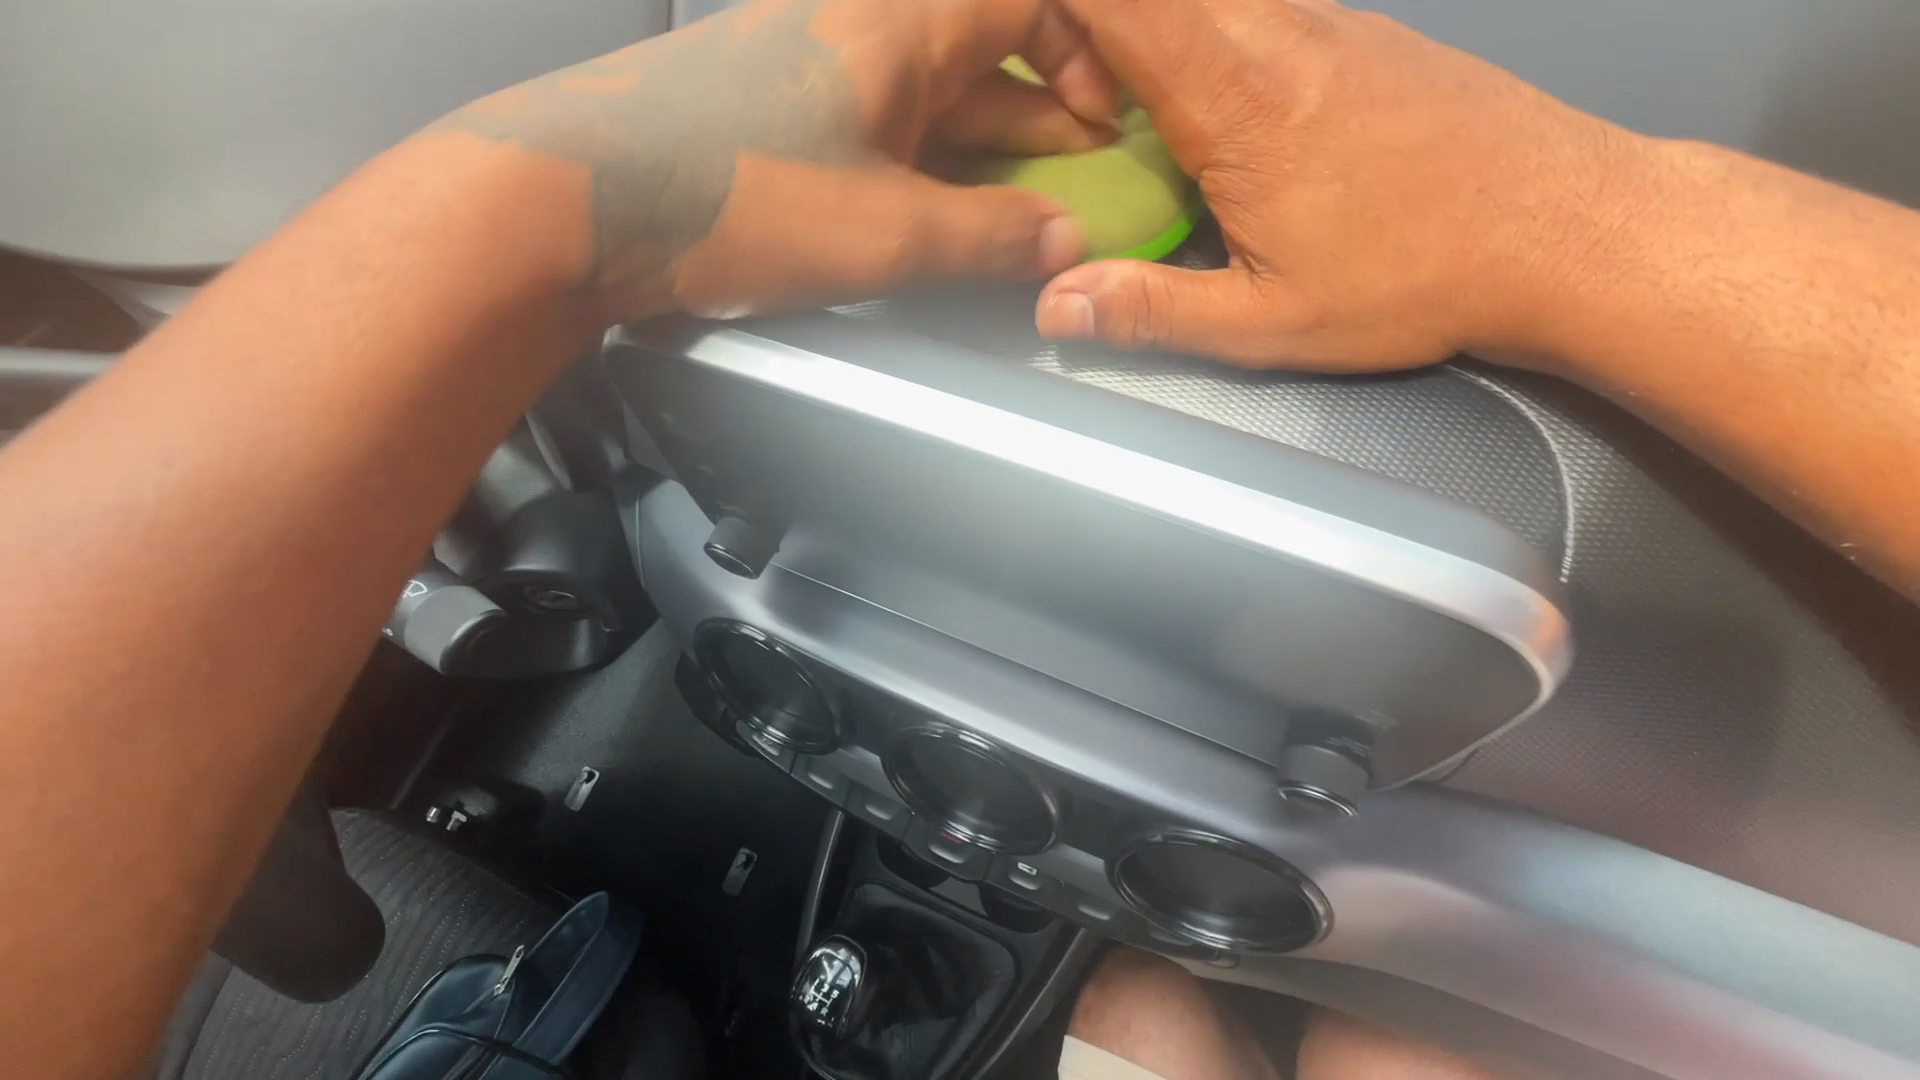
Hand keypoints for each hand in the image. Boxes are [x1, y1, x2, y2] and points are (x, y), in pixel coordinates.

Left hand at [442, 0, 1120, 319]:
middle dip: (1043, 108)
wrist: (582, 198)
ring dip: (986, 138)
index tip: (1103, 121)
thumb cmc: (741, 199)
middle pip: (981, 48)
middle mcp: (861, 26)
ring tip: (1027, 196)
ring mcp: (813, 67)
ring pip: (928, 91)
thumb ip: (989, 237)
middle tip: (1083, 169)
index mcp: (901, 26)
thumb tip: (1068, 242)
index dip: (1083, 51)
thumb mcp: (888, 234)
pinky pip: (879, 122)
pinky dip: (925, 158)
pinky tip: (938, 203)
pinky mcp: (777, 111)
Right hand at [1034, 0, 1648, 369]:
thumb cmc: (1414, 280)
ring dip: (1150, 35)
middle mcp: (1279, 33)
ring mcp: (1326, 22)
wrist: (1565, 230)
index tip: (1044, 82)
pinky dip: (1207, 40)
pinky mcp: (1359, 35)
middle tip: (1080, 109)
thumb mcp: (1264, 323)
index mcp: (1238, 99)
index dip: (1059, 21)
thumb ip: (1148, 310)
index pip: (1122, 5)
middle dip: (1094, 31)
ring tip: (1132, 113)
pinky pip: (1255, 9)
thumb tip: (1054, 306)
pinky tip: (1216, 113)